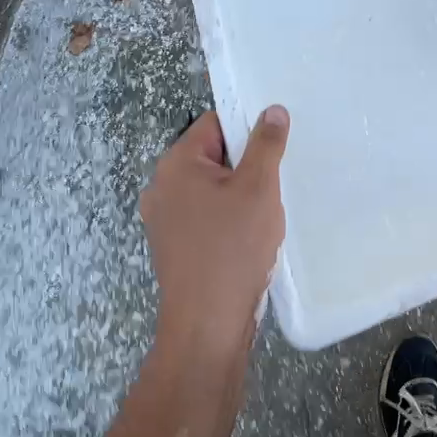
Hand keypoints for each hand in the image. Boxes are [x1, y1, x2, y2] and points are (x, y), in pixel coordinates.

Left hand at [140, 107, 290, 352]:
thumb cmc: (232, 249)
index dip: (247, 130)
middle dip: (246, 166)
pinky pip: (205, 216)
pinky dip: (227, 220)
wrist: (207, 327)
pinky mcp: (172, 247)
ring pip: (212, 189)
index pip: (215, 124)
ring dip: (239, 195)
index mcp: (176, 164)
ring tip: (265, 213)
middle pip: (213, 156)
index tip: (274, 147)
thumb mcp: (258, 188)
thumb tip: (272, 110)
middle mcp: (161, 186)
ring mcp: (164, 220)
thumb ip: (266, 144)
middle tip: (274, 183)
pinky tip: (249, 238)